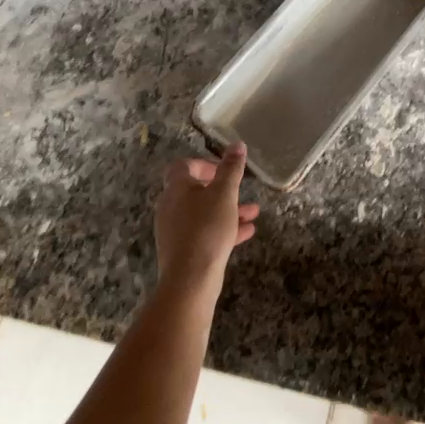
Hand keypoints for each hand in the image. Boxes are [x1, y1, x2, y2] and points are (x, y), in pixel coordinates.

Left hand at [154, 143, 259, 297]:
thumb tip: (237, 144)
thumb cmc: (207, 228)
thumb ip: (231, 168)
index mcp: (176, 189)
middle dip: (221, 189)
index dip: (203, 163)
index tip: (222, 169)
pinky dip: (223, 229)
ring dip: (227, 210)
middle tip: (239, 190)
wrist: (190, 279)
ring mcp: (174, 231)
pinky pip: (204, 233)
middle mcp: (170, 207)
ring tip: (254, 212)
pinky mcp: (182, 251)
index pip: (183, 166)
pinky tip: (248, 231)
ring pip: (203, 213)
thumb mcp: (224, 193)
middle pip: (195, 191)